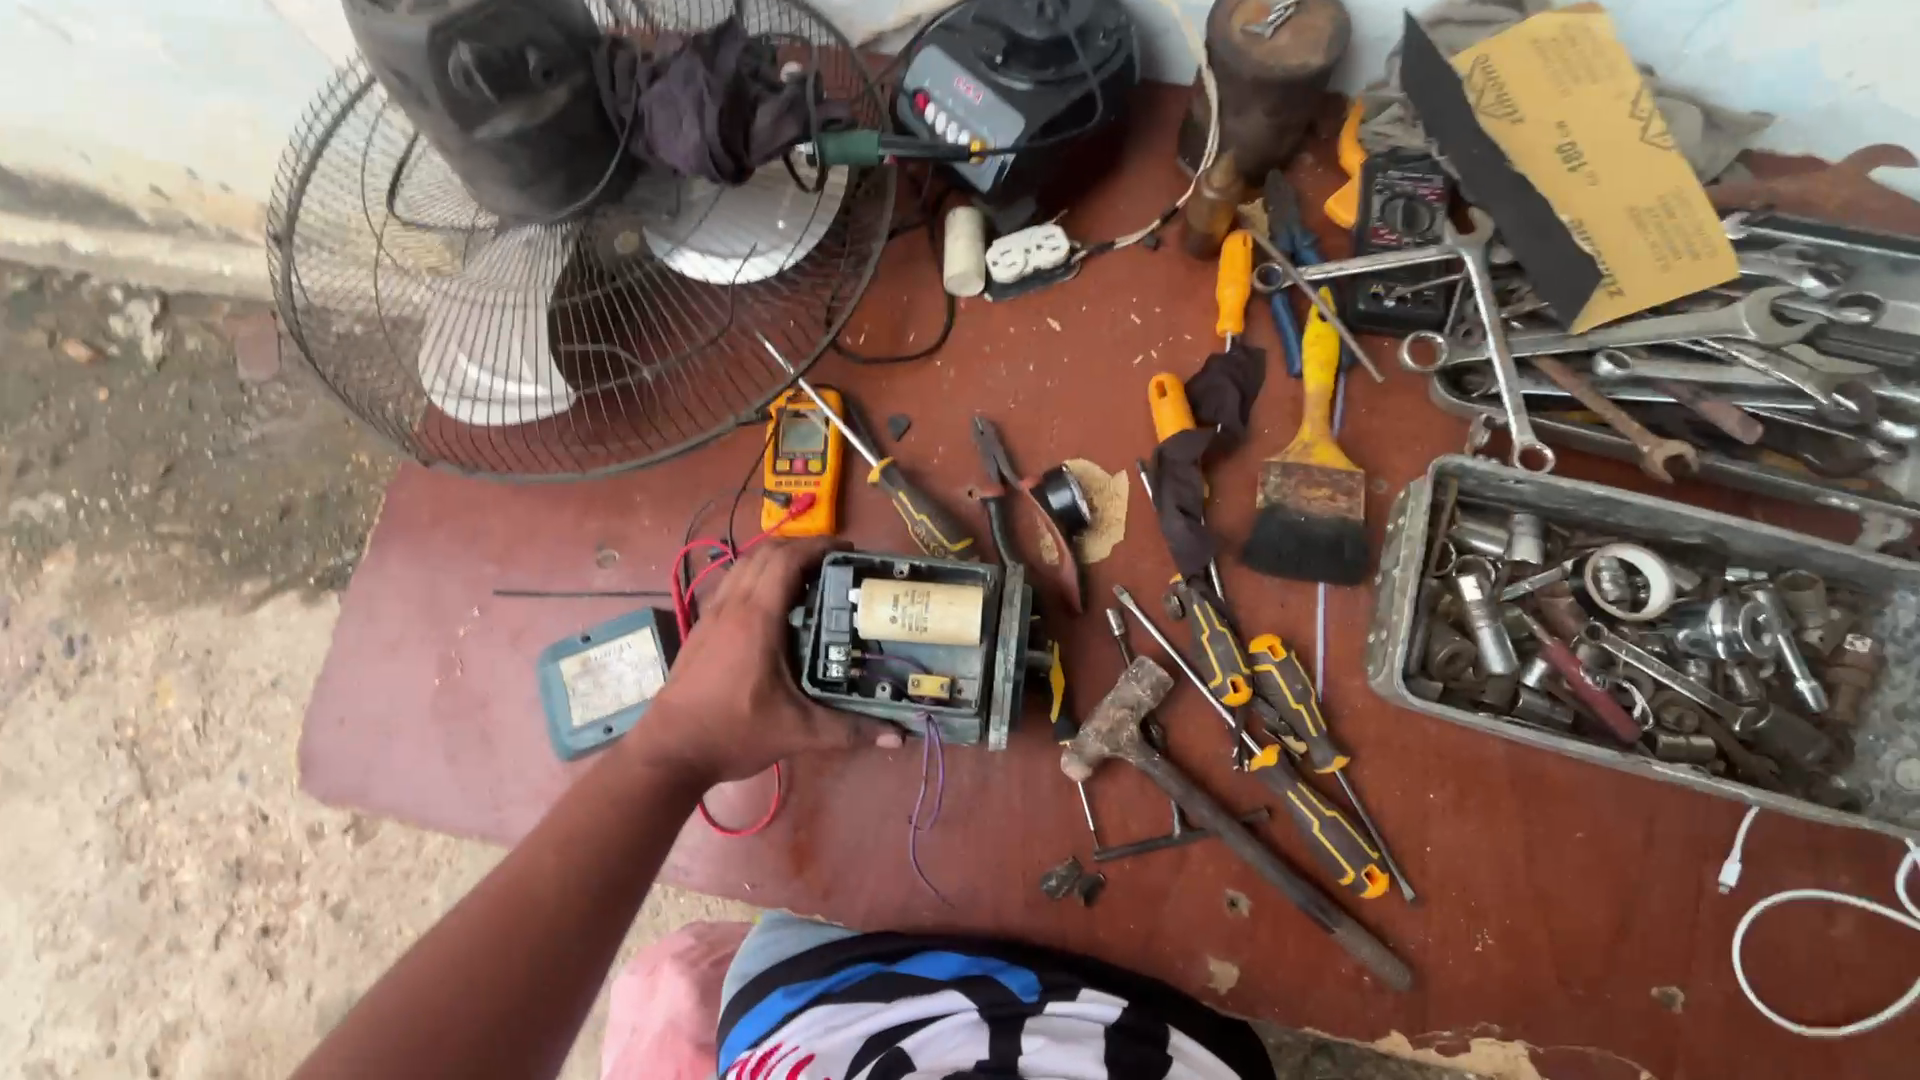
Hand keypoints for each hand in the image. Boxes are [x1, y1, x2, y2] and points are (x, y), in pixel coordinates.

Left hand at [631, 536, 902, 787]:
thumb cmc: (732, 732)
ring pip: (744, 563)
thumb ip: (849, 729)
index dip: (819, 546)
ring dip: (776, 557)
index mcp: (756, 618)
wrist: (669, 751)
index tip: (849, 550)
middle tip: (835, 563)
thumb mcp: (798, 732)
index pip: (787, 560)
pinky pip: (731, 582)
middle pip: (766, 552)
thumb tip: (899, 736)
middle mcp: (732, 605)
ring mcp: (711, 614)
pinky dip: (756, 575)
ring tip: (808, 575)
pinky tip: (772, 603)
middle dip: (802, 547)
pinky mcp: (701, 627)